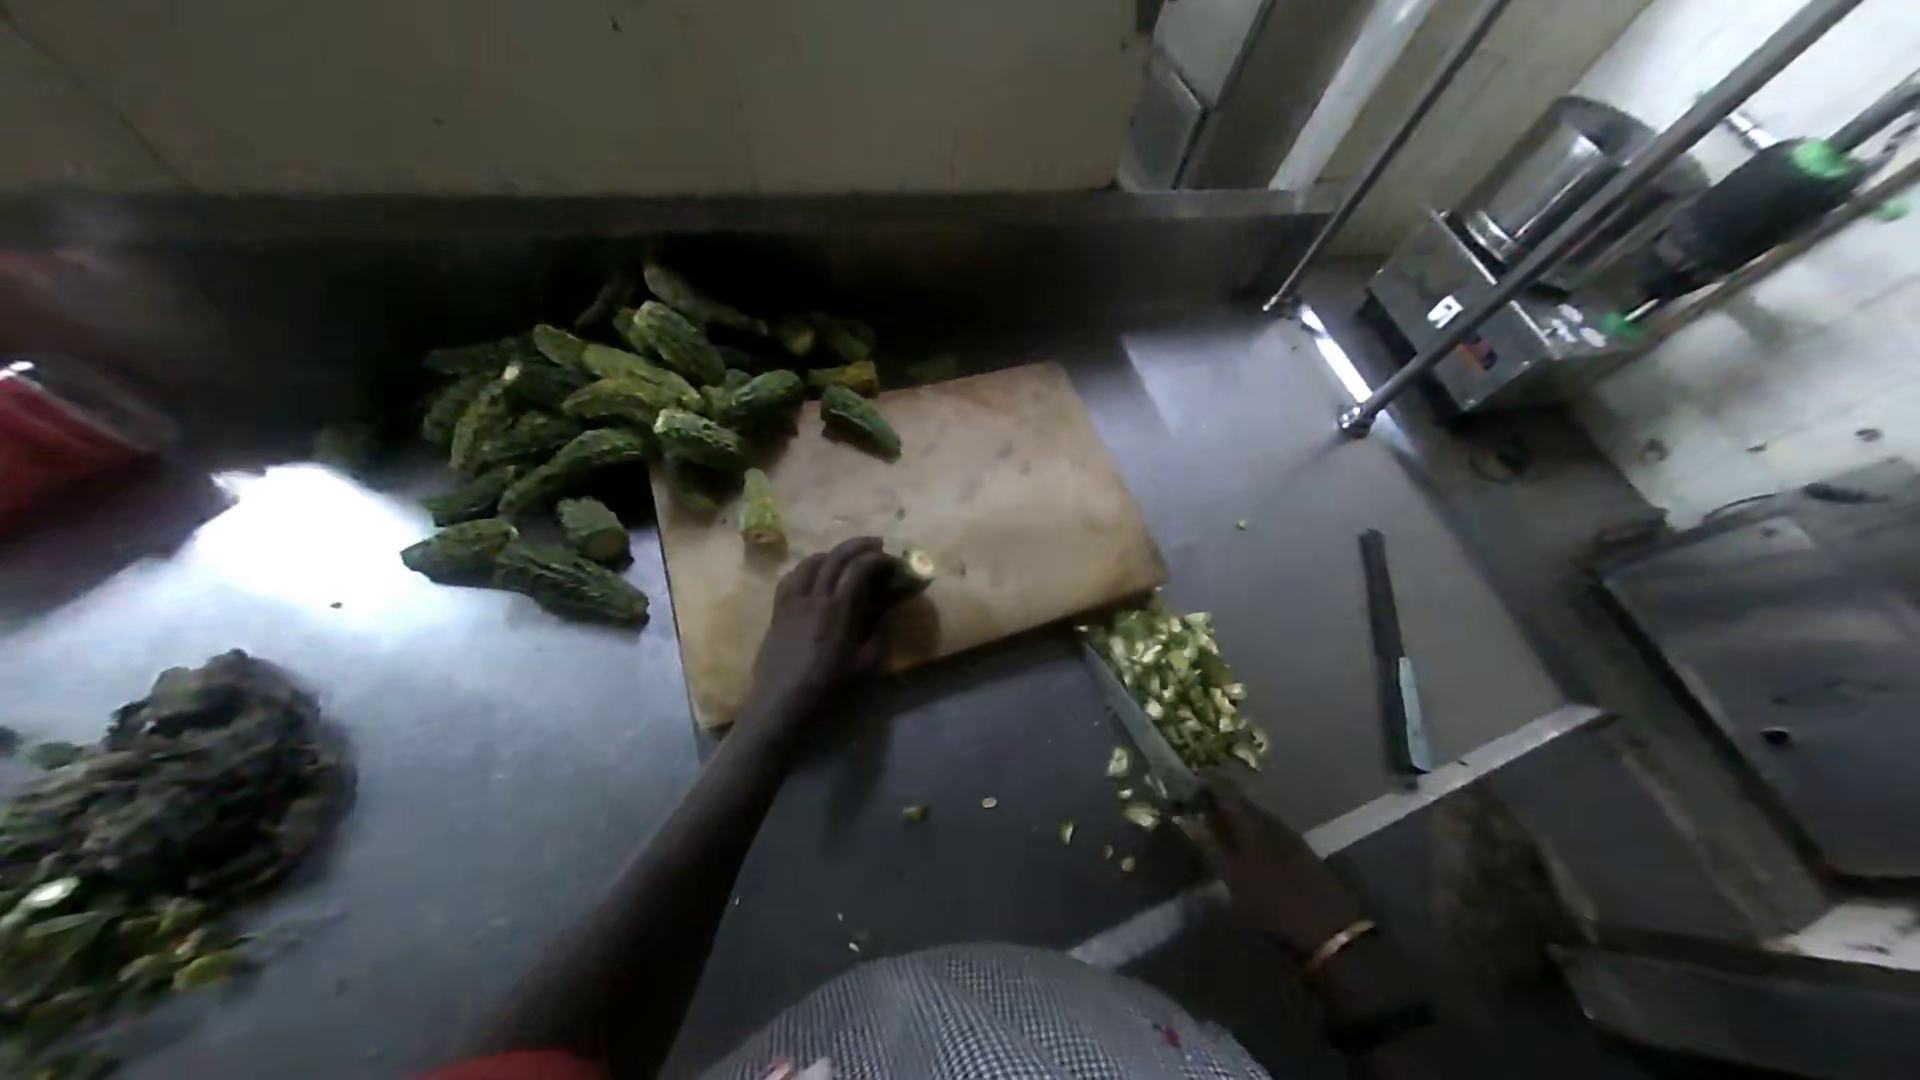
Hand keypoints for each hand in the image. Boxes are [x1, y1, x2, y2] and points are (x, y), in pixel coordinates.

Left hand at [741, 537, 896, 740]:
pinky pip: (791, 578)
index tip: (893, 561)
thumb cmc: (826, 690)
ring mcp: (791, 602)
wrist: (779, 706)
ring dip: (832, 553)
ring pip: (810, 562)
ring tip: (846, 558)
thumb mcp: (865, 667)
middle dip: (858, 546)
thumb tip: (885, 613)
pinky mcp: (777, 612)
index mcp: (836, 610)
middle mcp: (812, 598)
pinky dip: (807, 568)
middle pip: (834, 557)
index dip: (878, 559)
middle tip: (877, 545)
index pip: (858, 569)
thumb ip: (878, 635)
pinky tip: (814, 575)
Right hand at [1187, 779, 1367, 961]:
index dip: (1205, 784)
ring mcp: (1290, 838)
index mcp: (1252, 822)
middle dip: (1219, 802)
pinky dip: (1252, 834)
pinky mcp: (1302, 856)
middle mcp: (1272, 822)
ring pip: (1256, 818)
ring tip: (1218, 828)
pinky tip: (1247, 848)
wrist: (1332, 936)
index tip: (1187, 785)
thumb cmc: (1274, 906)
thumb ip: (1209, 847)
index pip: (1224, 790)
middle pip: (1241, 802)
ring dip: (1236, 818)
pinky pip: (1269, 833)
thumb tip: (1187, 820)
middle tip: (1198, 808)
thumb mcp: (1232, 878)